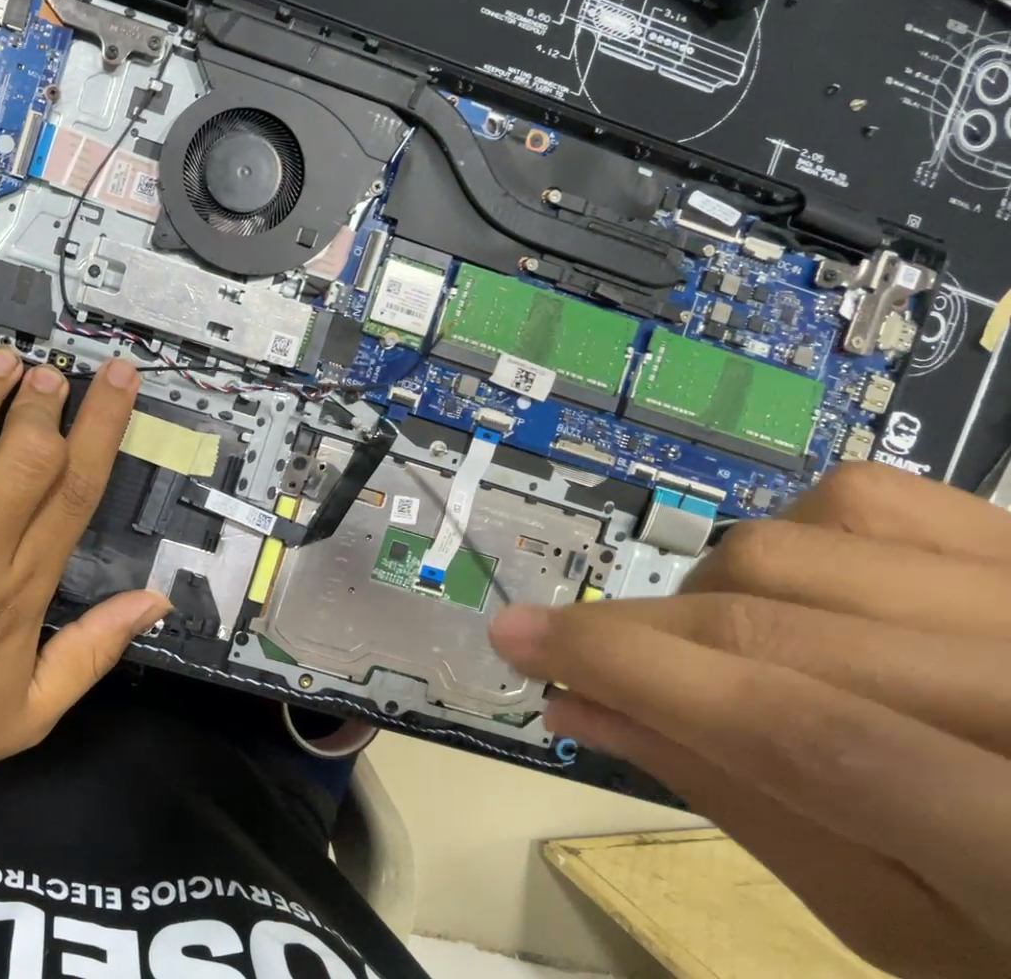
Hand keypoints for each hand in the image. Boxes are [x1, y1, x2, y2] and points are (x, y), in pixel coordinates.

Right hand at [490, 463, 1010, 978]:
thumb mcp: (899, 918)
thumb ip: (737, 801)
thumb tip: (574, 704)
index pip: (799, 733)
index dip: (636, 677)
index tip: (515, 640)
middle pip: (778, 626)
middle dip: (639, 636)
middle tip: (571, 653)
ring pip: (801, 544)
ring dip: (708, 594)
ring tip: (718, 645)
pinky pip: (873, 497)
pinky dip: (788, 532)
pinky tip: (794, 593)